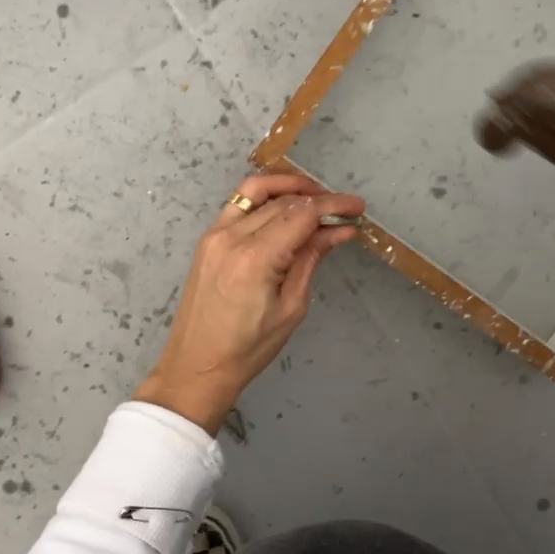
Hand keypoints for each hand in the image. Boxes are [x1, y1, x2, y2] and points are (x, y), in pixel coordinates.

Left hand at [134, 173, 363, 433]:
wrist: (197, 365)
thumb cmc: (248, 348)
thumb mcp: (291, 307)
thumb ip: (311, 259)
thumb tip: (339, 230)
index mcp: (255, 258)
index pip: (302, 214)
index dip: (333, 205)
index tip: (357, 207)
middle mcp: (232, 237)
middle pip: (283, 201)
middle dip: (318, 200)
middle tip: (344, 211)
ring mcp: (215, 234)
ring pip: (257, 192)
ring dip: (289, 188)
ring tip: (316, 199)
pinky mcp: (208, 239)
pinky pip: (239, 204)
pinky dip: (265, 198)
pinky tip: (284, 209)